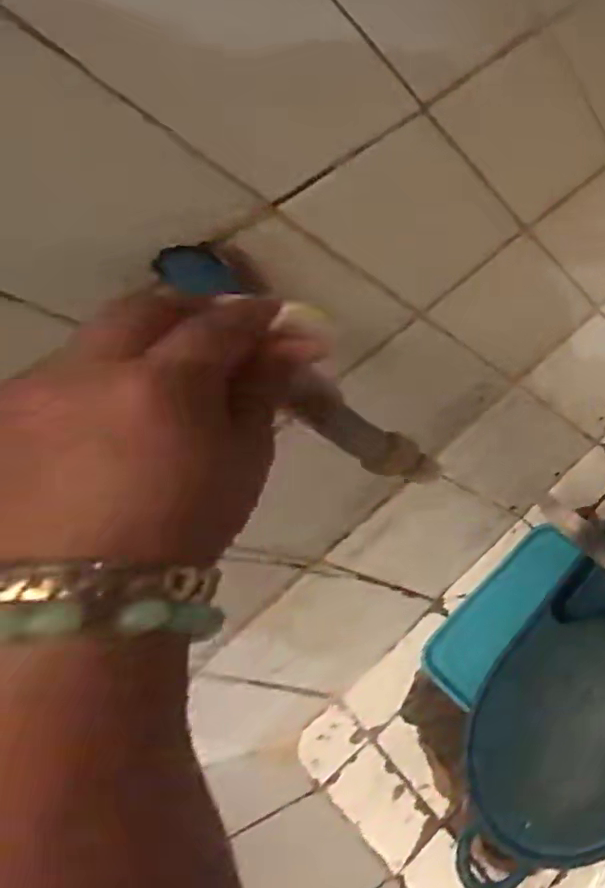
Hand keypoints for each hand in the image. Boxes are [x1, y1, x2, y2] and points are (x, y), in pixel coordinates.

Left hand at [0, 290, 313, 565]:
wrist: (78, 579)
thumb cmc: (191, 514)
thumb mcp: (245, 452)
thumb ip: (260, 389)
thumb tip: (293, 345)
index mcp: (161, 380)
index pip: (217, 324)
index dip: (257, 315)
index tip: (287, 316)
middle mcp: (86, 369)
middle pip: (141, 310)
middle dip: (193, 308)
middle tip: (235, 323)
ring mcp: (30, 389)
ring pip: (97, 340)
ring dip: (148, 341)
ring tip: (185, 370)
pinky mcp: (3, 414)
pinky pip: (67, 374)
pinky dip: (111, 372)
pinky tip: (133, 406)